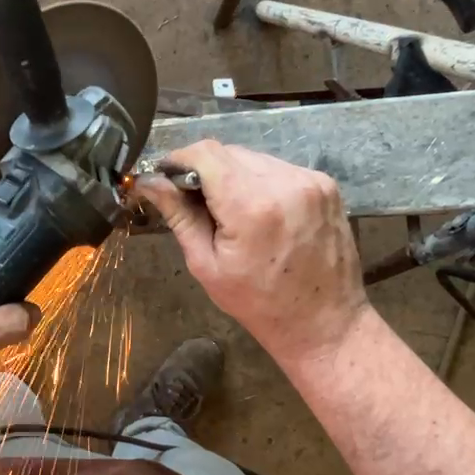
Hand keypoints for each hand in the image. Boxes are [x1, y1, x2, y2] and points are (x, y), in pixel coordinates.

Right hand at [137, 140, 370, 366]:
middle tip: (195, 203)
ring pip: (253, 158)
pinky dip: (259, 183)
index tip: (166, 178)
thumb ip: (179, 216)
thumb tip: (149, 183)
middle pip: (228, 152)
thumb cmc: (258, 302)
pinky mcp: (325, 185)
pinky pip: (278, 168)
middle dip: (204, 171)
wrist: (324, 321)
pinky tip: (259, 213)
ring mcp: (310, 181)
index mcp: (251, 206)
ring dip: (232, 176)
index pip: (205, 154)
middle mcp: (284, 183)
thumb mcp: (205, 264)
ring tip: (230, 212)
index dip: (178, 160)